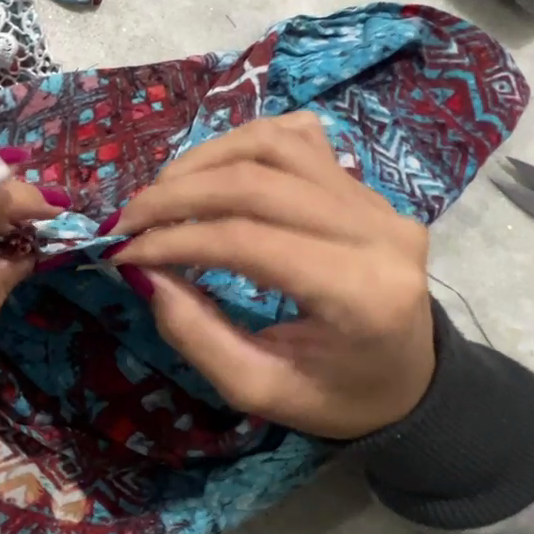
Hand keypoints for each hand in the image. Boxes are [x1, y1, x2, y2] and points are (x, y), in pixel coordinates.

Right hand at [108, 113, 435, 439]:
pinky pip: (296, 138)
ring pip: (273, 144)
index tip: (120, 253)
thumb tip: (141, 272)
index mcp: (358, 293)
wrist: (412, 382)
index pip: (246, 239)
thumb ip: (196, 334)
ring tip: (159, 196)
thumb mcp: (258, 389)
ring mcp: (375, 200)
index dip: (172, 239)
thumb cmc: (335, 395)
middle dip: (173, 196)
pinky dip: (240, 145)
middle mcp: (376, 230)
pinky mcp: (364, 186)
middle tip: (123, 223)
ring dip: (201, 162)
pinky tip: (211, 174)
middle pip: (255, 181)